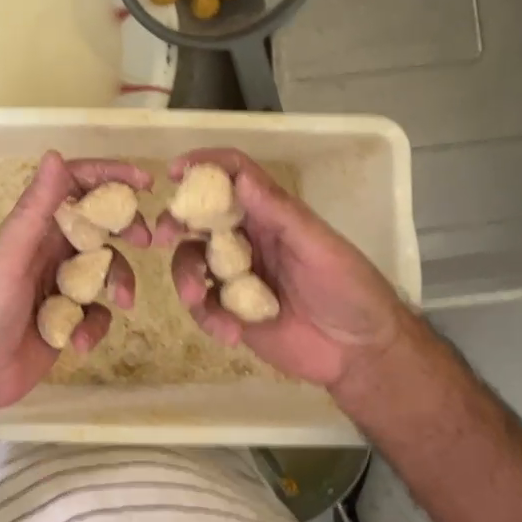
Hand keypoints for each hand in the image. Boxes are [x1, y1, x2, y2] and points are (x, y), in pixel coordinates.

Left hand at [0, 152, 148, 411]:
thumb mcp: (9, 257)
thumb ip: (35, 210)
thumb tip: (56, 155)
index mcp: (33, 229)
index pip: (74, 186)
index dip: (108, 177)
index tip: (145, 182)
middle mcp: (48, 251)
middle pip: (97, 225)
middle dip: (124, 228)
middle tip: (147, 240)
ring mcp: (58, 286)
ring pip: (105, 270)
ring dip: (118, 281)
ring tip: (123, 301)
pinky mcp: (66, 320)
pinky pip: (96, 313)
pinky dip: (95, 325)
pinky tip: (79, 341)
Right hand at [154, 149, 416, 390]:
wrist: (361, 354)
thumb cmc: (349, 289)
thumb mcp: (318, 246)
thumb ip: (278, 212)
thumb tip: (239, 177)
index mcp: (270, 215)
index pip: (233, 178)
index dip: (205, 167)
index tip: (175, 170)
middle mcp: (247, 240)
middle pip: (199, 219)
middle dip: (175, 224)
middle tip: (160, 237)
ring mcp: (236, 277)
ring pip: (191, 263)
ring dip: (186, 278)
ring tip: (196, 300)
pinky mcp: (231, 312)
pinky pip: (203, 307)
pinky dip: (207, 318)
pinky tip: (230, 333)